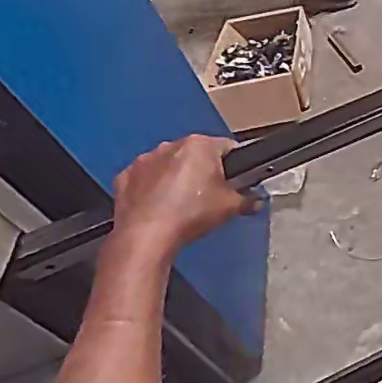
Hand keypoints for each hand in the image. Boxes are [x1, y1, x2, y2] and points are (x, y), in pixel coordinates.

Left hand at [111, 136, 258, 261]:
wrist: (146, 236)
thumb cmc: (190, 215)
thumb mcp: (231, 207)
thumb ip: (248, 199)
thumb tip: (255, 201)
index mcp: (200, 146)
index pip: (227, 147)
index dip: (235, 164)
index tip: (236, 180)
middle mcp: (171, 146)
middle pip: (196, 154)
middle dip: (204, 170)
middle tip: (209, 196)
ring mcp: (145, 160)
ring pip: (169, 164)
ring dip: (177, 177)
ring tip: (183, 204)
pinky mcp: (126, 177)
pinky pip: (146, 178)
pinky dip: (153, 188)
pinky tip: (160, 207)